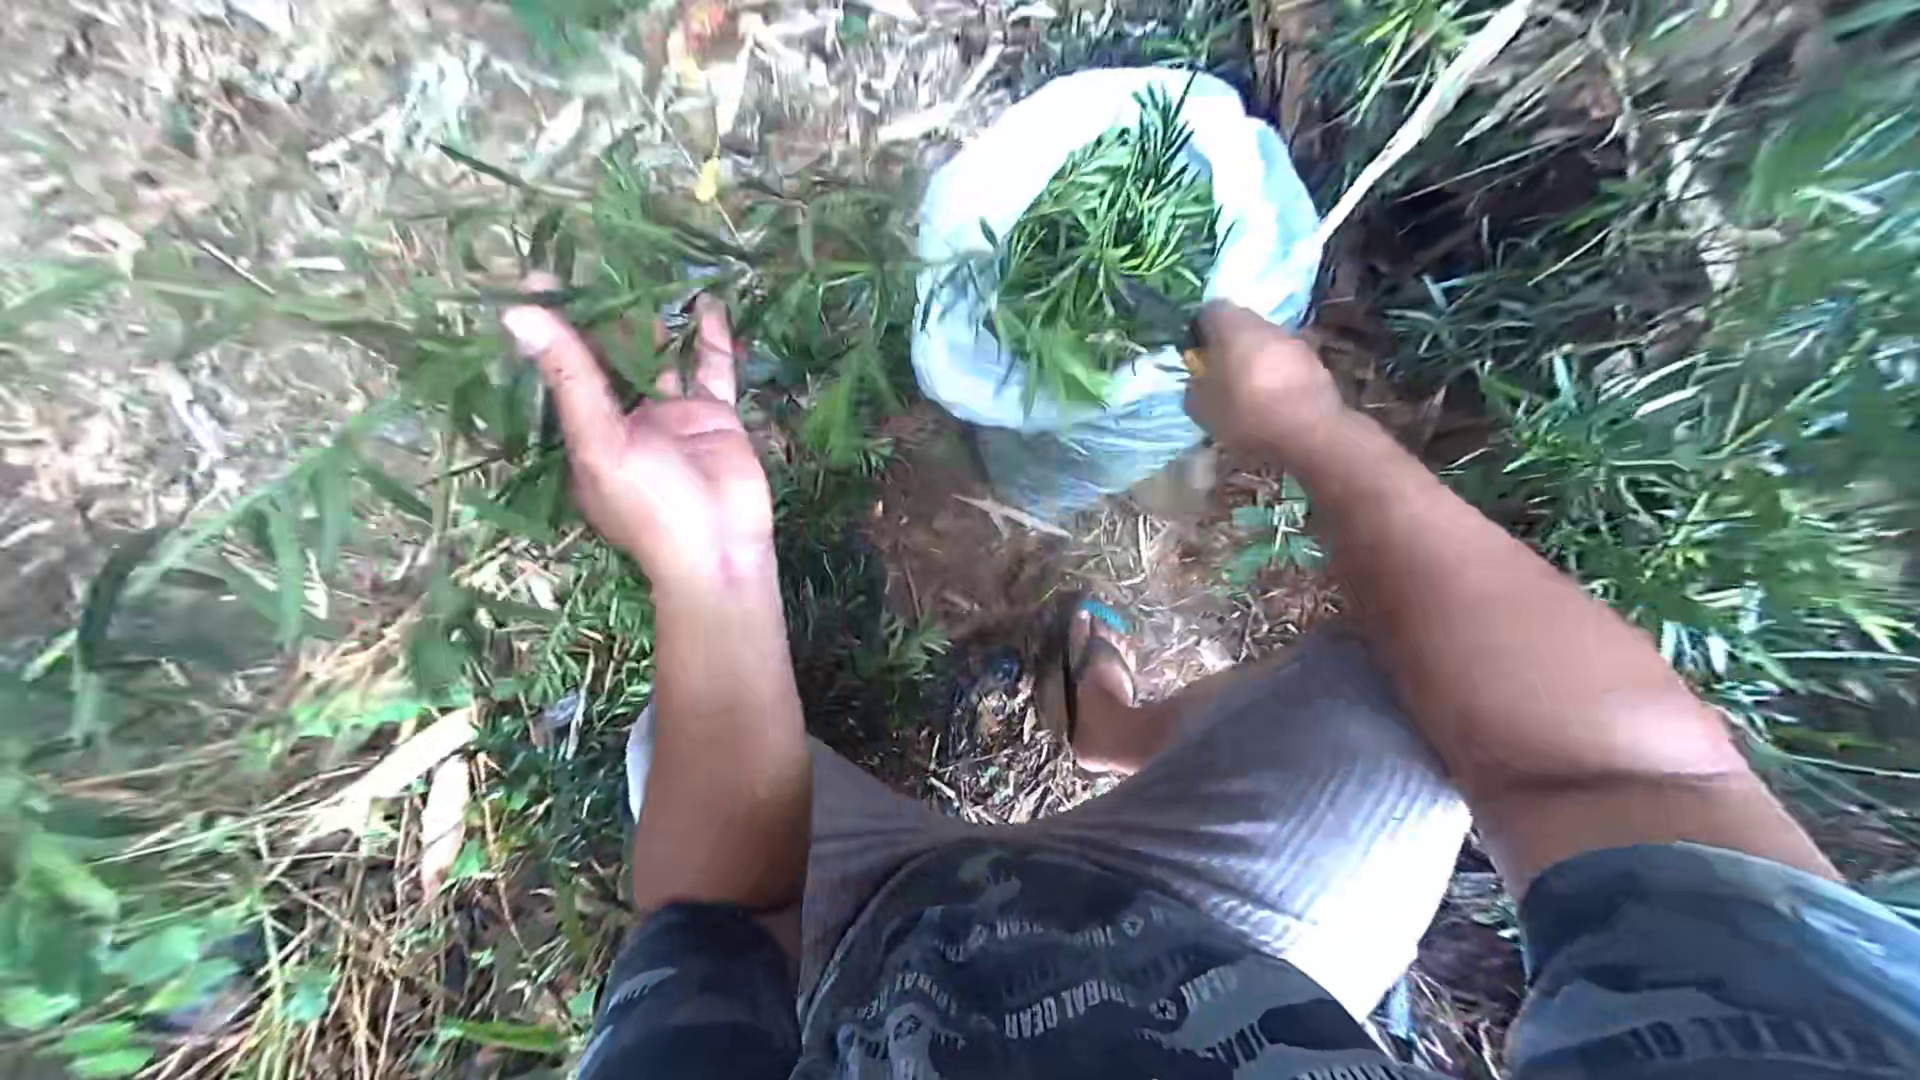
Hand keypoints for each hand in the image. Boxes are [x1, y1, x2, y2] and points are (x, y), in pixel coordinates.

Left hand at [502, 290, 773, 597]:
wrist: (722, 548)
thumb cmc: (652, 507)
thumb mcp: (602, 444)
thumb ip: (571, 379)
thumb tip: (519, 312)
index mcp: (590, 432)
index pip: (565, 368)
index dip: (553, 325)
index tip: (541, 277)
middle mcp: (631, 419)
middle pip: (616, 357)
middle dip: (608, 315)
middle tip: (601, 260)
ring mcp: (677, 416)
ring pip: (665, 358)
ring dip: (660, 322)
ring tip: (652, 271)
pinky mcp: (717, 417)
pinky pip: (713, 371)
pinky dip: (712, 340)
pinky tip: (709, 305)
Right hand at [1185, 302, 1346, 456]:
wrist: (1312, 435)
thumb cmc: (1249, 418)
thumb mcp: (1204, 411)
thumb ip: (1193, 389)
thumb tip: (1195, 381)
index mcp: (1236, 331)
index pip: (1211, 309)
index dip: (1199, 327)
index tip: (1194, 351)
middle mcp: (1267, 327)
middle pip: (1241, 323)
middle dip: (1227, 342)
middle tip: (1217, 370)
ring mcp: (1294, 342)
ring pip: (1264, 340)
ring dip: (1252, 356)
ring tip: (1245, 387)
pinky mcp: (1314, 360)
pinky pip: (1284, 357)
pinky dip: (1274, 370)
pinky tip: (1271, 396)